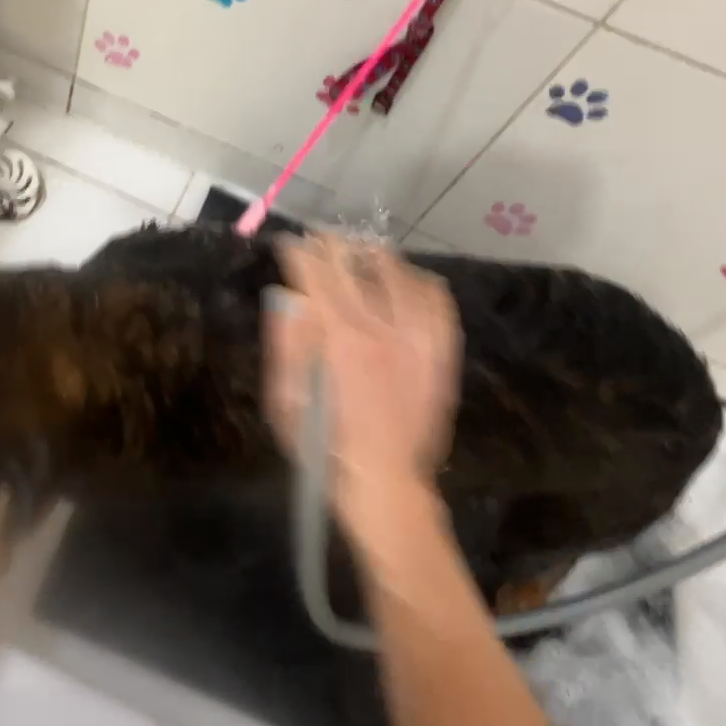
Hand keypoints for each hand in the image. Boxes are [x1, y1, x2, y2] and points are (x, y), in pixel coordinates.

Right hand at [264, 234, 463, 550]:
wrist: (384, 483)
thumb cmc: (324, 447)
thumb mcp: (285, 403)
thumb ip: (285, 347)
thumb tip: (286, 300)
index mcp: (337, 338)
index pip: (316, 274)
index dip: (298, 252)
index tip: (288, 245)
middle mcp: (379, 328)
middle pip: (354, 265)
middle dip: (332, 246)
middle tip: (319, 241)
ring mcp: (415, 339)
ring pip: (399, 275)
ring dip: (375, 257)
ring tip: (362, 253)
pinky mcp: (439, 354)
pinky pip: (438, 304)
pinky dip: (422, 284)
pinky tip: (410, 281)